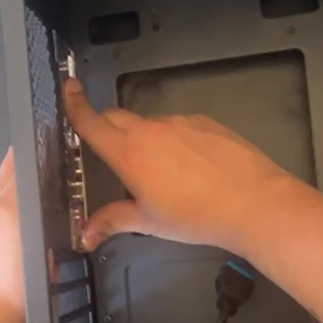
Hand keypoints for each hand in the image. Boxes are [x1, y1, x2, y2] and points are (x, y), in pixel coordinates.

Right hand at [62, 78, 311, 253]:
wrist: (253, 202)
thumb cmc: (195, 216)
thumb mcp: (149, 223)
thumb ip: (114, 221)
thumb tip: (85, 235)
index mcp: (129, 153)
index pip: (92, 122)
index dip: (75, 104)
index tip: (69, 88)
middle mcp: (151, 130)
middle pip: (116, 117)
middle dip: (106, 127)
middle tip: (109, 151)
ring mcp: (180, 122)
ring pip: (149, 124)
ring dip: (144, 139)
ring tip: (160, 172)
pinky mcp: (206, 122)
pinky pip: (179, 126)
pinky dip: (173, 140)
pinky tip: (190, 166)